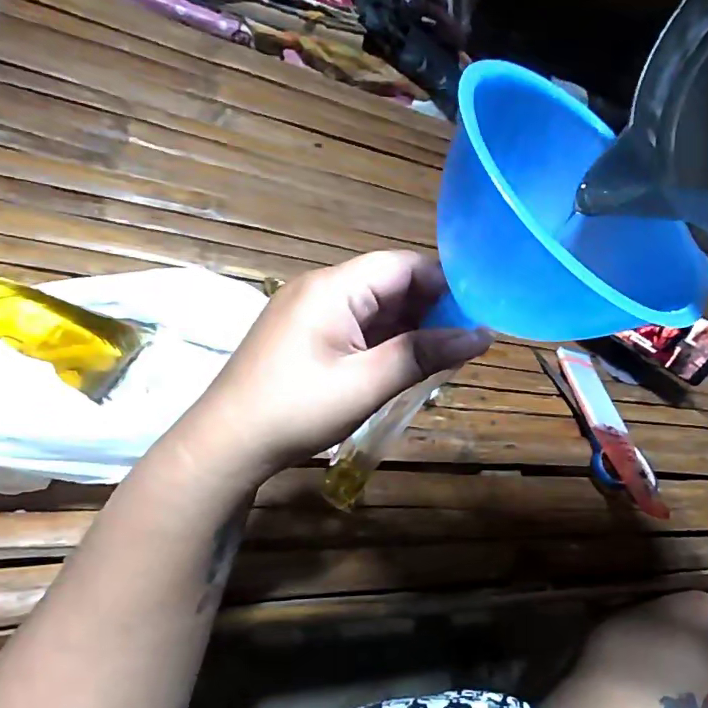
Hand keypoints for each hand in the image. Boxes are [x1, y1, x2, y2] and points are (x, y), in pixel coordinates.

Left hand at [176, 251, 491, 481]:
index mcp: (333, 287)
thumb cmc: (295, 410)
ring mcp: (309, 312)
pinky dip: (382, 342)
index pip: (402, 265)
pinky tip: (401, 366)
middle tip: (462, 346)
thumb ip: (422, 355)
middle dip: (429, 310)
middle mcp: (320, 289)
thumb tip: (481, 336)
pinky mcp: (303, 335)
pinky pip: (354, 326)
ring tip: (439, 361)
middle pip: (388, 284)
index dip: (445, 284)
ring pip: (373, 308)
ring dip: (407, 330)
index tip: (478, 314)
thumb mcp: (365, 384)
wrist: (226, 442)